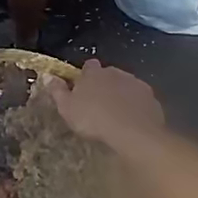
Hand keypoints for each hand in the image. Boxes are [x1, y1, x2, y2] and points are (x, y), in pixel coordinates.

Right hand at [40, 60, 164, 147]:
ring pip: (125, 85)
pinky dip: (135, 105)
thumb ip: (57, 90)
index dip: (85, 75)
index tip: (82, 88)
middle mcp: (115, 72)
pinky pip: (140, 98)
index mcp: (94, 73)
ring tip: (116, 114)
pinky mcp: (151, 97)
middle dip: (104, 84)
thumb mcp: (67, 108)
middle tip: (98, 104)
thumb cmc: (94, 119)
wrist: (132, 132)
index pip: (89, 66)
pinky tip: (132, 119)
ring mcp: (135, 83)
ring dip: (121, 94)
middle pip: (108, 74)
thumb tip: (47, 75)